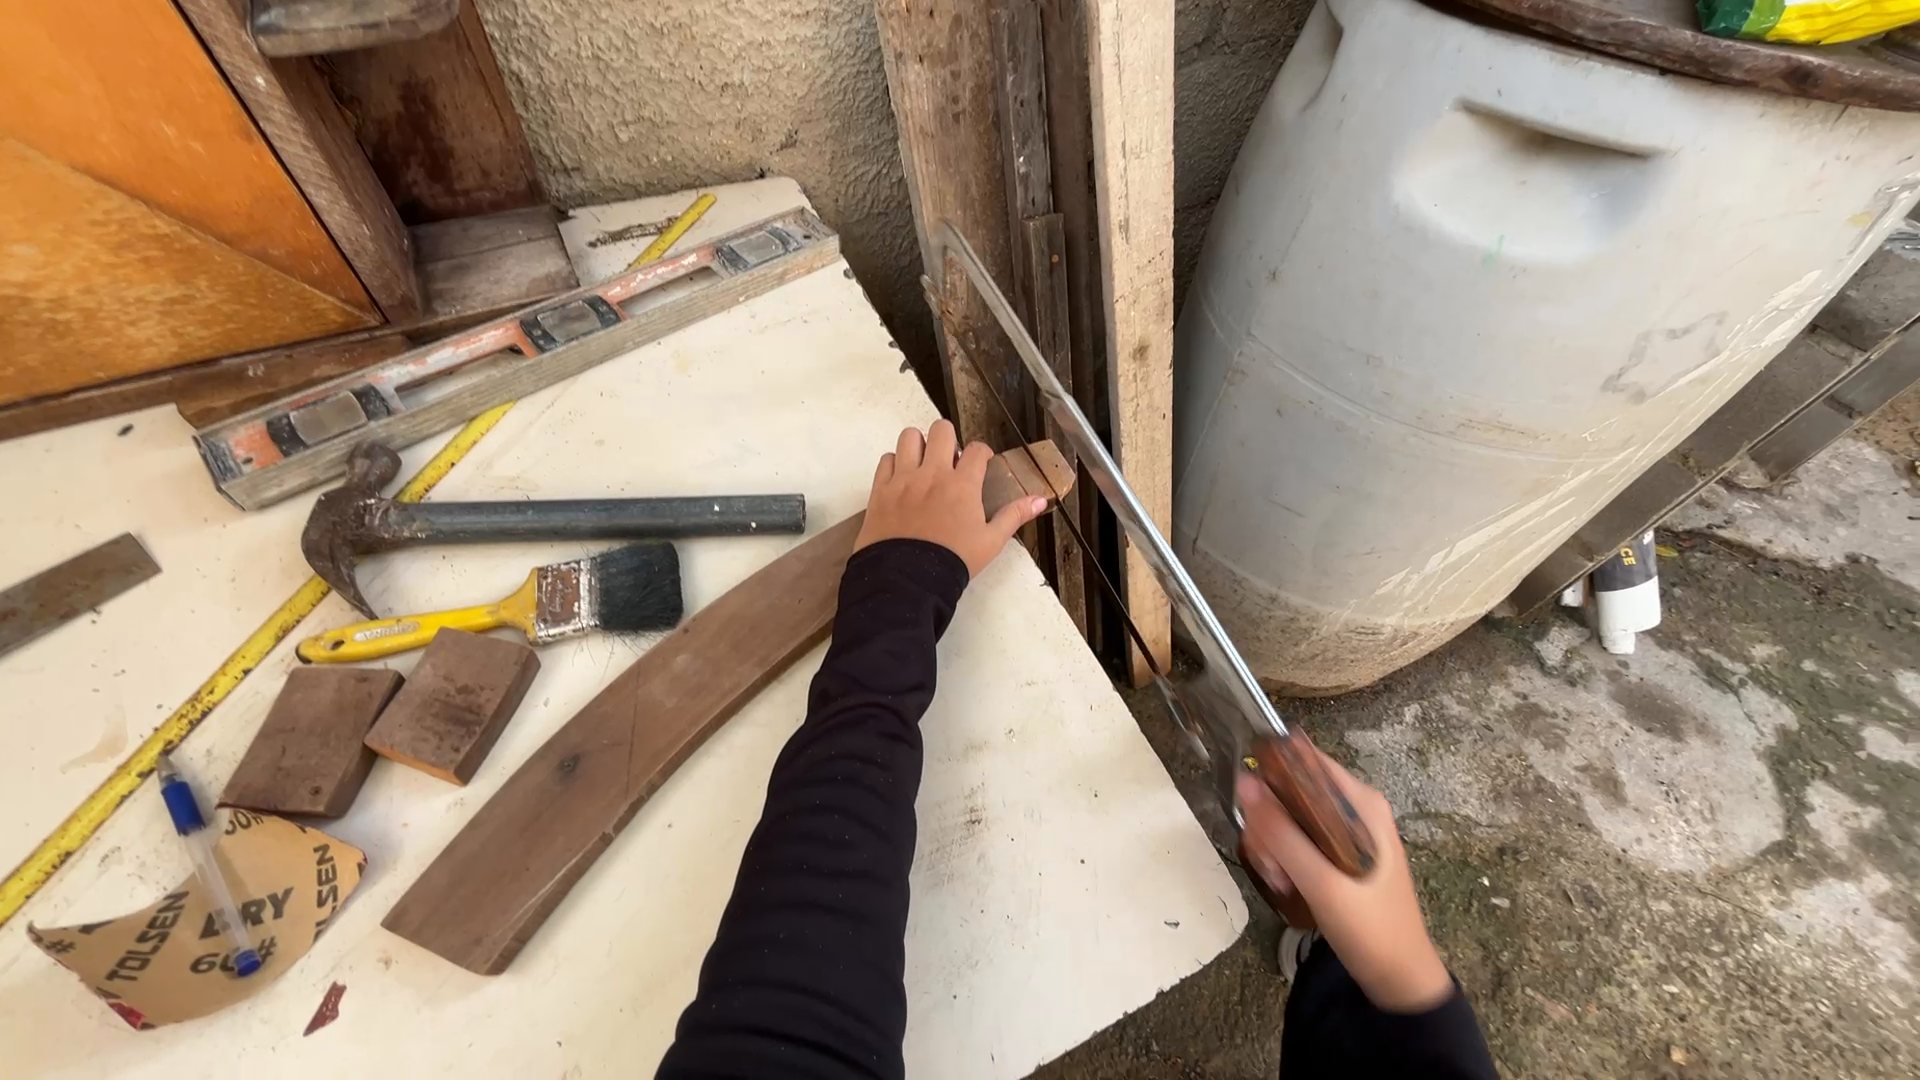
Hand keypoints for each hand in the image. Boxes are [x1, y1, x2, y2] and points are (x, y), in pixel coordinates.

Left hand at [854, 421, 1047, 577]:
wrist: (909, 580)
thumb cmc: (953, 561)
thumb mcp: (991, 541)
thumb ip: (1014, 515)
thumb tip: (1039, 500)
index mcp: (963, 484)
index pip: (976, 449)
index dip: (981, 452)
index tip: (981, 462)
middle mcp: (933, 474)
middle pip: (941, 430)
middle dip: (948, 438)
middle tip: (950, 457)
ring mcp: (904, 480)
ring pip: (909, 437)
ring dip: (918, 444)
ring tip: (923, 461)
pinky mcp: (880, 490)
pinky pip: (886, 460)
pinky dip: (894, 463)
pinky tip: (901, 476)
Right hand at [1236, 753, 1453, 1012]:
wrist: (1399, 979)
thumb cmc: (1369, 925)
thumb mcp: (1320, 880)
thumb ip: (1281, 832)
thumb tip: (1244, 781)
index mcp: (1360, 801)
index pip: (1304, 759)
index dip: (1271, 775)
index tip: (1252, 808)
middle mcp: (1353, 806)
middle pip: (1290, 789)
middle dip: (1269, 821)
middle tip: (1269, 859)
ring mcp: (1346, 829)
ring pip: (1287, 814)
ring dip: (1272, 843)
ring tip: (1277, 877)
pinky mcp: (1338, 851)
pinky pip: (1296, 835)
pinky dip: (1282, 855)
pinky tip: (1283, 882)